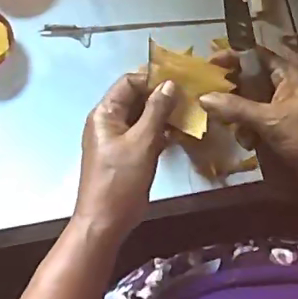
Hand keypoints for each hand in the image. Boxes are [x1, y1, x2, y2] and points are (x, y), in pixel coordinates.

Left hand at [75, 72, 178, 239]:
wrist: (105, 219)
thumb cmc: (120, 179)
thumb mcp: (141, 142)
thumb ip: (156, 111)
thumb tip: (170, 84)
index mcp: (104, 113)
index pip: (128, 83)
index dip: (152, 79)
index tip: (181, 80)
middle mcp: (108, 121)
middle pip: (135, 98)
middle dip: (161, 96)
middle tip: (192, 96)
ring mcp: (117, 138)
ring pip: (142, 117)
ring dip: (164, 114)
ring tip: (192, 112)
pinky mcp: (127, 154)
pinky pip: (145, 134)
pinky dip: (161, 131)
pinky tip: (183, 133)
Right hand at [198, 49, 297, 201]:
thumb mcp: (271, 121)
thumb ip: (235, 108)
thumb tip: (203, 97)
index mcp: (288, 76)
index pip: (254, 55)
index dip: (231, 56)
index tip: (207, 65)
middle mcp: (284, 87)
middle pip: (248, 79)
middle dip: (229, 90)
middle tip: (208, 98)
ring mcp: (282, 108)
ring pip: (248, 102)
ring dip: (236, 114)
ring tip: (229, 126)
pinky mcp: (281, 127)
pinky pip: (255, 121)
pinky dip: (247, 129)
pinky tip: (248, 142)